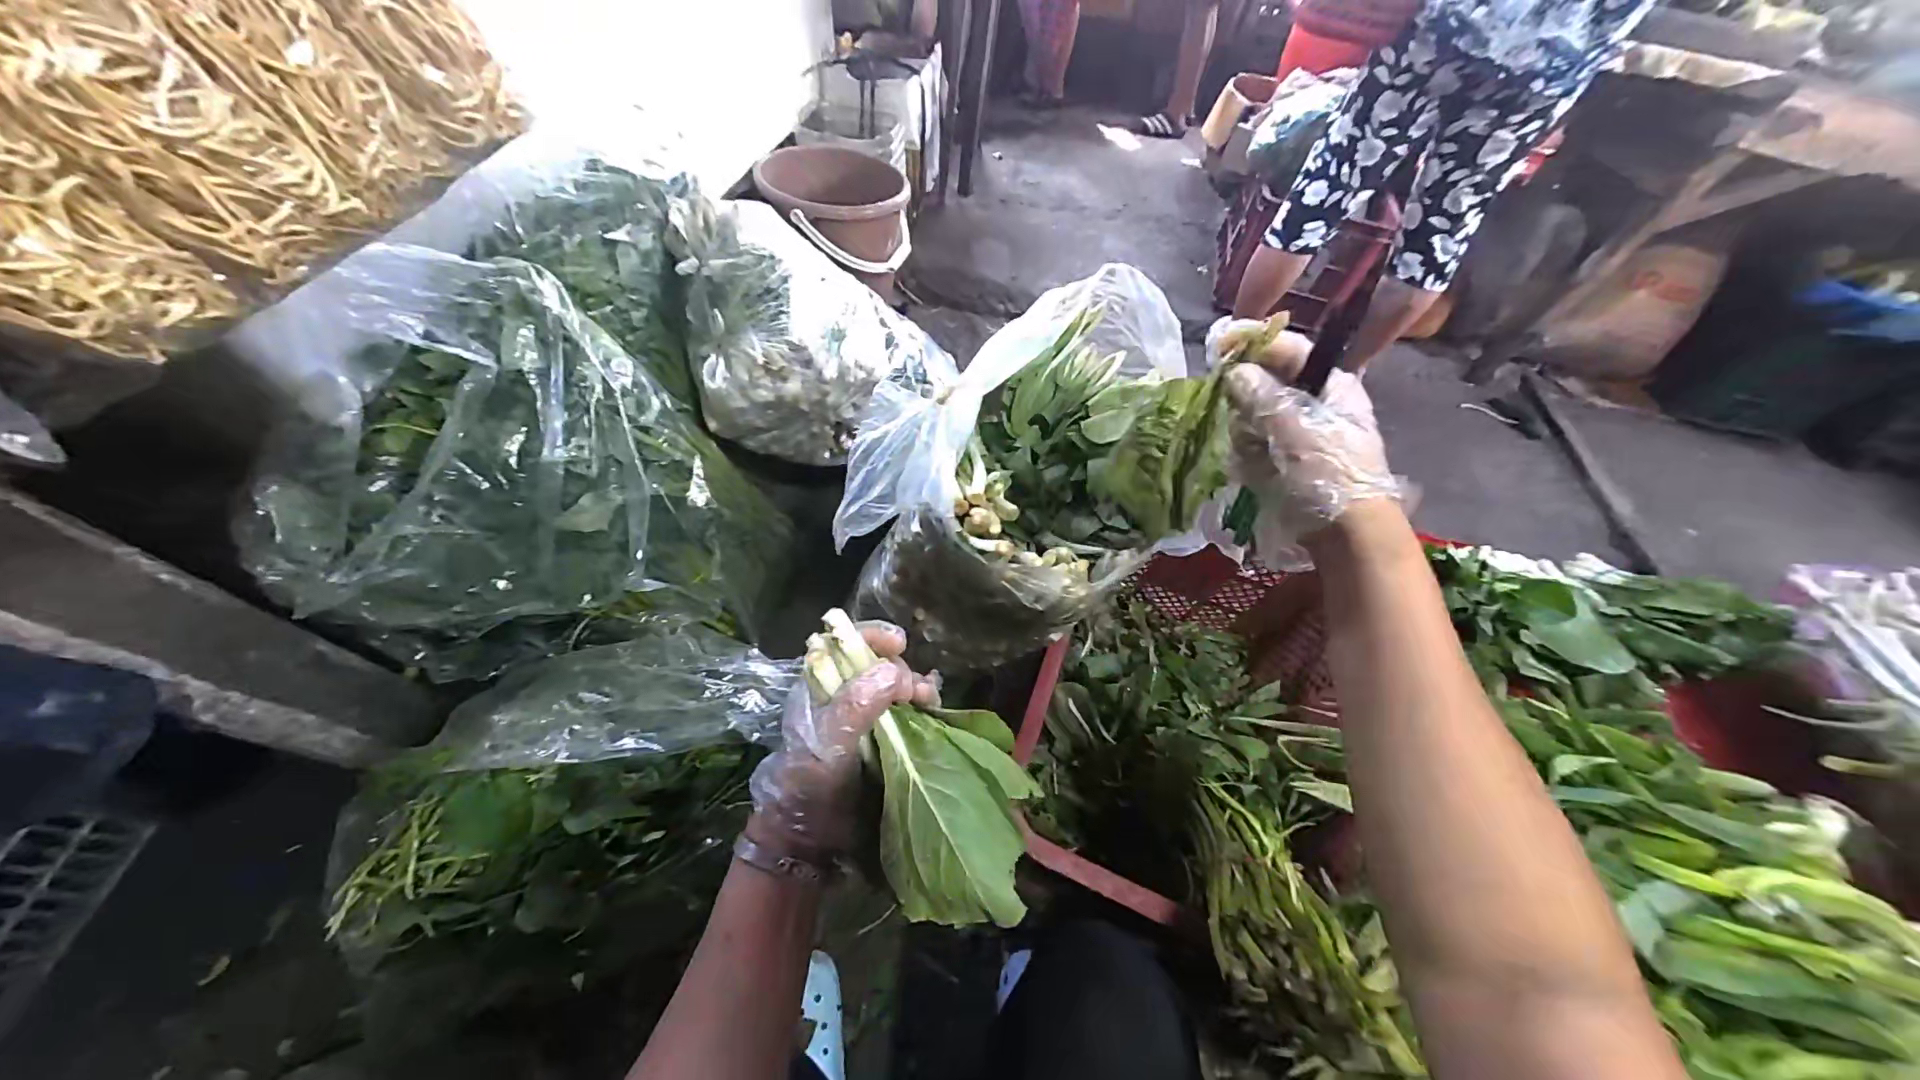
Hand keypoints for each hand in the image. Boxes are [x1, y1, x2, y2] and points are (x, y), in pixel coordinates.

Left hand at [745, 621, 938, 861]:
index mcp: (821, 687)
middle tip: (920, 693)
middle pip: (879, 664)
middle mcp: (844, 696)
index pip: (846, 643)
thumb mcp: (828, 743)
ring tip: (930, 704)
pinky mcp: (885, 741)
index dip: (872, 636)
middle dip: (903, 670)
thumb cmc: (810, 785)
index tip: (899, 644)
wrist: (812, 840)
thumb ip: (855, 705)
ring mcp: (866, 719)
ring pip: (897, 688)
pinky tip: (935, 714)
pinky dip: (924, 710)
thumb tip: (893, 670)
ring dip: (918, 690)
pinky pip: (909, 714)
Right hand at [1223, 359, 1398, 567]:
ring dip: (1245, 432)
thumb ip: (1263, 395)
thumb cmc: (1331, 476)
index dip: (1256, 343)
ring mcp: (1295, 434)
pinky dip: (1247, 455)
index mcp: (1331, 386)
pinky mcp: (1281, 460)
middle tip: (1238, 415)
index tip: (1220, 346)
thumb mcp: (1297, 429)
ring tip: (1254, 455)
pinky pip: (1250, 444)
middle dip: (1246, 398)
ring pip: (1251, 415)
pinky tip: (1255, 470)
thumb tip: (1234, 370)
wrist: (1345, 536)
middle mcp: (1313, 404)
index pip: (1289, 349)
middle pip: (1264, 382)